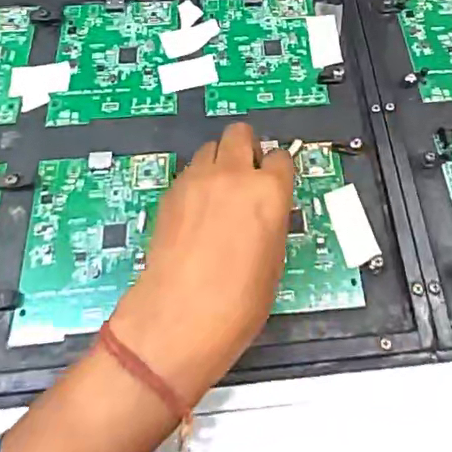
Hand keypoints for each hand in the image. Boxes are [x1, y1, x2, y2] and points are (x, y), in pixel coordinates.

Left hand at [107, 123, 292, 403]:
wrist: (177, 318)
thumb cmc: (237, 304)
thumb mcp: (274, 262)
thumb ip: (271, 221)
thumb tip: (264, 211)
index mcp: (268, 192)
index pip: (281, 157)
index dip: (278, 171)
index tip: (274, 183)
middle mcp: (233, 174)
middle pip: (241, 134)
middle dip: (246, 149)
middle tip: (246, 176)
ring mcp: (198, 179)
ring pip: (211, 148)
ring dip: (219, 163)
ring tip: (217, 193)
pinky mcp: (171, 191)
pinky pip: (189, 171)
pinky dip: (196, 181)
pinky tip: (195, 211)